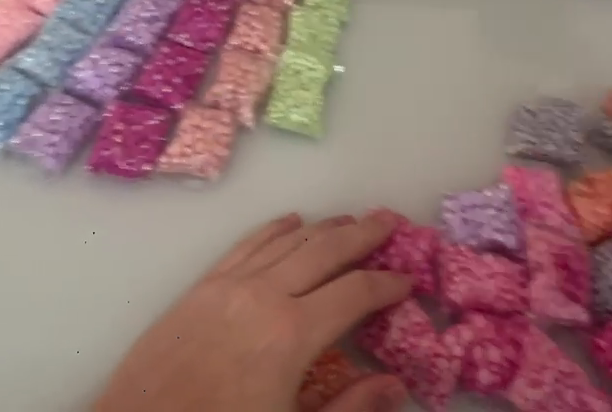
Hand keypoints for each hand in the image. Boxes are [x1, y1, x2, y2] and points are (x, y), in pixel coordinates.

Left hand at [94, 211, 412, 411]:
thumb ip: (349, 407)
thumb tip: (397, 384)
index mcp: (293, 334)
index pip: (354, 293)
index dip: (387, 284)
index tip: (408, 279)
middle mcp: (265, 294)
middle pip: (325, 251)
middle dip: (362, 235)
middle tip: (390, 221)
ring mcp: (231, 284)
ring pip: (288, 240)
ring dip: (324, 226)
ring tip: (352, 218)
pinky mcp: (203, 286)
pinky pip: (247, 244)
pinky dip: (274, 228)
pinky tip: (292, 220)